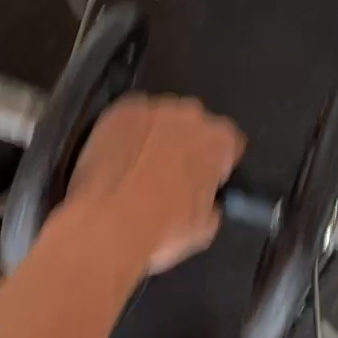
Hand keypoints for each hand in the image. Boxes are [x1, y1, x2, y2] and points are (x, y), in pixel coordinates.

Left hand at [59, 94, 245, 274]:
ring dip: (155, 138)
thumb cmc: (160, 229)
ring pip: (161, 120)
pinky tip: (116, 160)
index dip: (218, 164)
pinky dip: (126, 135)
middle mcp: (193, 115)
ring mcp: (154, 109)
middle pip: (196, 126)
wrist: (107, 224)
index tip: (205, 179)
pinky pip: (130, 119)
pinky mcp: (120, 111)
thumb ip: (212, 203)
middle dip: (186, 145)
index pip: (230, 145)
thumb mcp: (204, 228)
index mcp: (221, 140)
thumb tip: (206, 201)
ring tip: (137, 170)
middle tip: (169, 175)